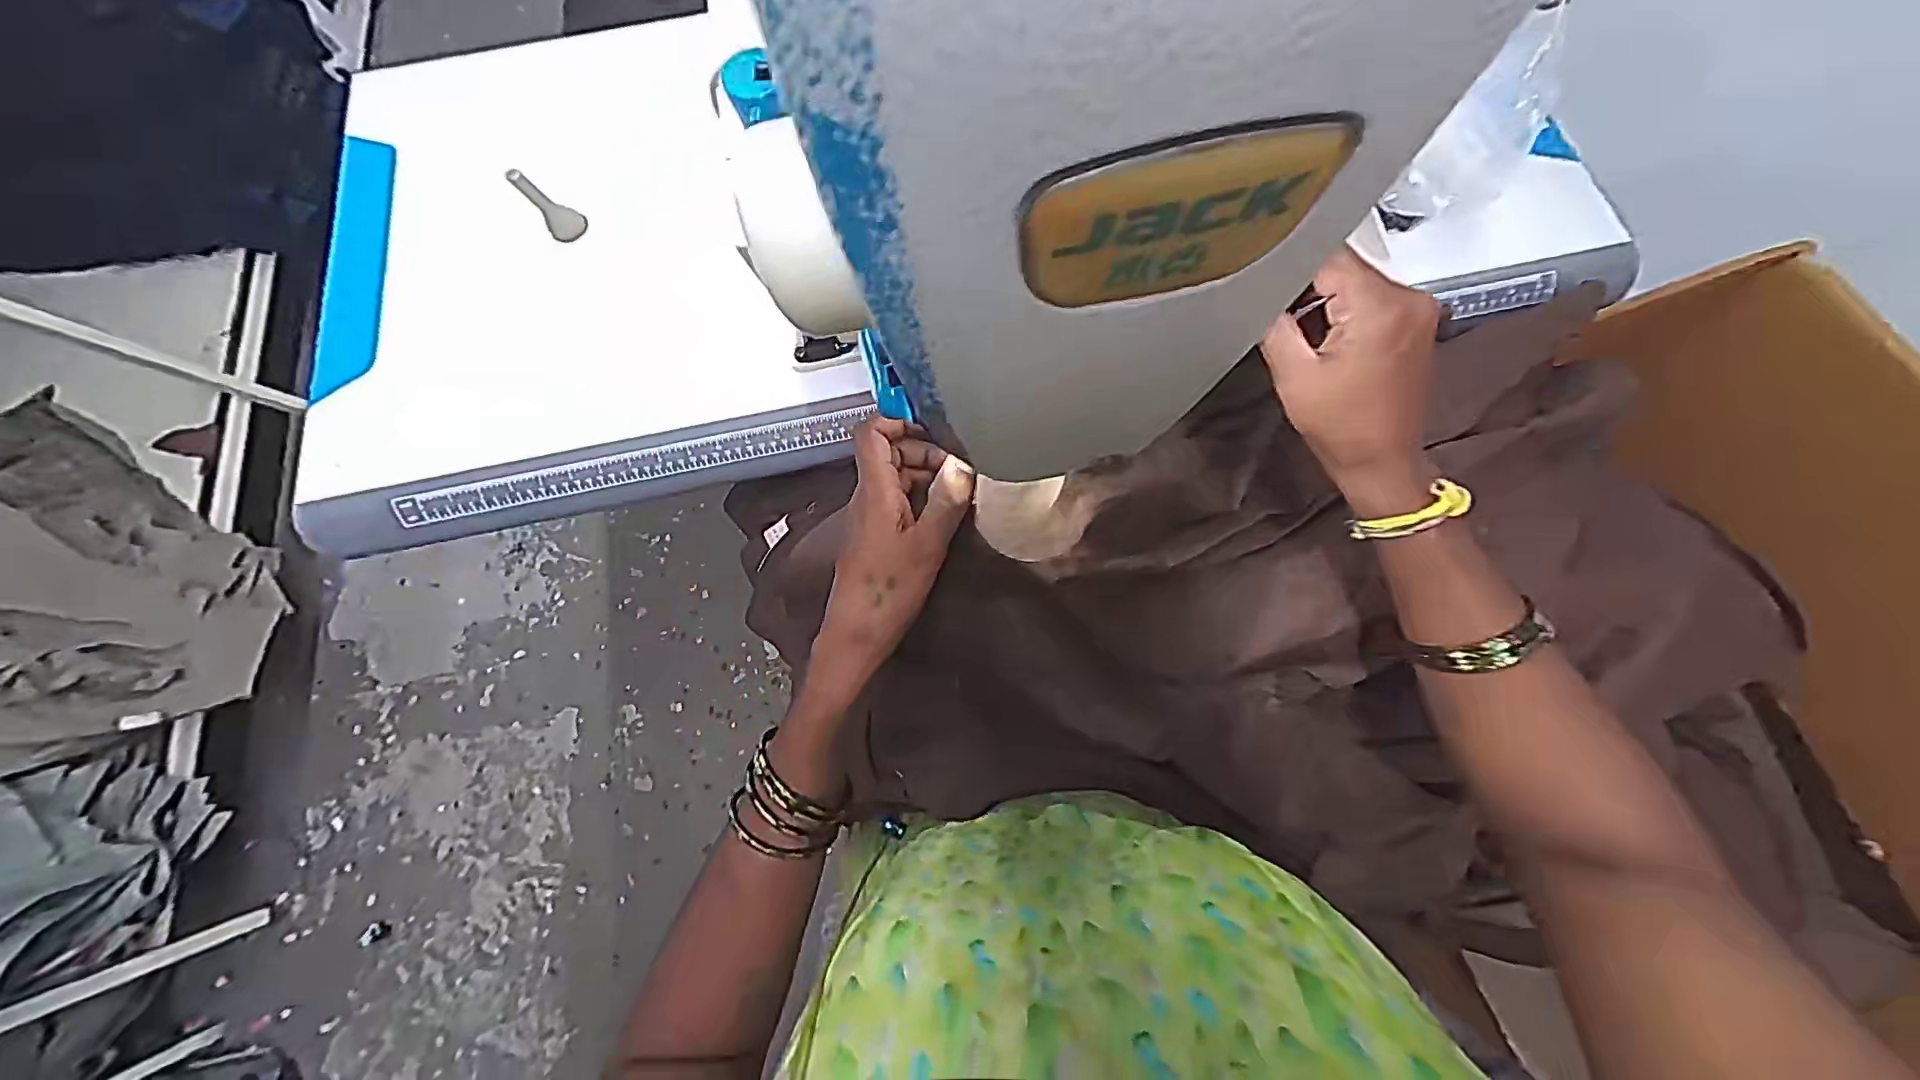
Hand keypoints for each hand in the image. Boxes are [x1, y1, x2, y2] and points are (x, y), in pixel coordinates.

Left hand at [809, 418, 974, 704]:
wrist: (856, 634)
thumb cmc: (888, 591)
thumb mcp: (927, 545)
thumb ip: (946, 501)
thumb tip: (963, 464)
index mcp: (874, 491)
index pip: (871, 433)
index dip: (897, 421)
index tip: (934, 431)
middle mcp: (867, 497)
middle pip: (890, 453)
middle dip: (925, 453)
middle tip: (959, 474)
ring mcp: (870, 516)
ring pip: (896, 477)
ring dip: (927, 478)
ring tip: (959, 495)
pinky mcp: (876, 534)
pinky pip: (898, 501)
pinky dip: (921, 500)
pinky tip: (944, 517)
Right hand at [1261, 247, 1441, 515]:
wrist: (1381, 460)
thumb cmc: (1339, 426)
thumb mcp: (1292, 375)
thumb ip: (1274, 324)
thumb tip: (1263, 293)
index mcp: (1380, 307)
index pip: (1328, 258)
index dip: (1291, 267)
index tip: (1265, 284)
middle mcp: (1410, 297)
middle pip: (1346, 267)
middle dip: (1308, 287)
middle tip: (1280, 317)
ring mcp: (1420, 309)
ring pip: (1357, 282)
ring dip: (1327, 301)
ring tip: (1308, 338)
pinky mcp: (1418, 321)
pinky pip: (1372, 298)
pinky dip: (1346, 312)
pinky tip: (1330, 343)